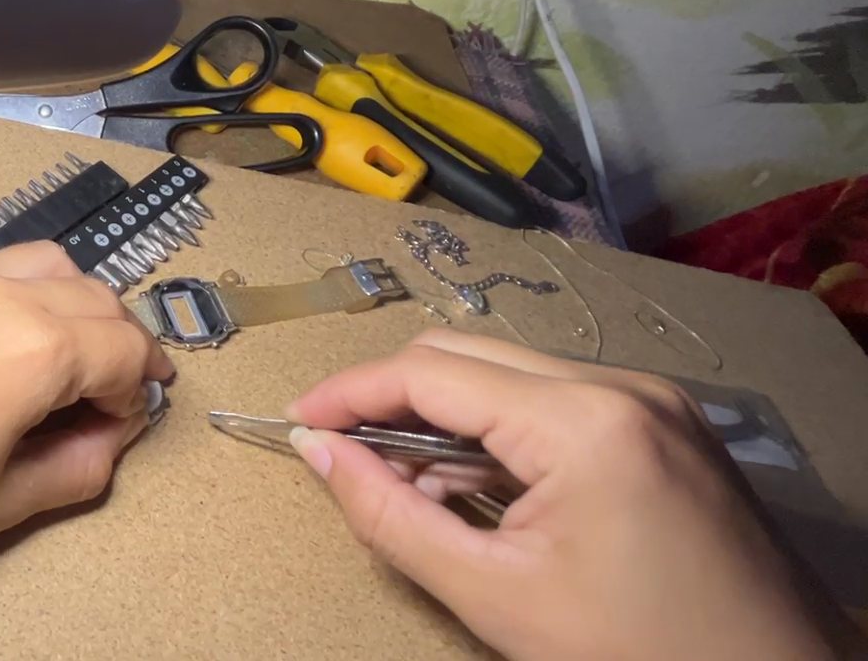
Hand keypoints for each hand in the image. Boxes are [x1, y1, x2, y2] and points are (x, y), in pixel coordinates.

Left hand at [0, 241, 172, 596]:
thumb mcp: (6, 501)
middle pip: (96, 298)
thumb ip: (81, 462)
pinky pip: (4, 264)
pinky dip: (34, 289)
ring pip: (54, 266)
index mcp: (28, 346)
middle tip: (109, 399)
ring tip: (72, 362)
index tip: (121, 427)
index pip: (123, 349)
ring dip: (80, 307)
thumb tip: (110, 433)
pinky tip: (20, 338)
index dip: (136, 392)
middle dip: (118, 346)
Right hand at [287, 328, 857, 660]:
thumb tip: (313, 448)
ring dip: (432, 415)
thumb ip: (386, 514)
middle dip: (386, 399)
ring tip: (405, 479)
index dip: (346, 392)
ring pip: (491, 372)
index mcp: (583, 421)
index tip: (297, 419)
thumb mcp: (495, 596)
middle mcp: (617, 385)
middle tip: (343, 451)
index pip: (424, 373)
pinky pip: (535, 397)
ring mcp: (645, 399)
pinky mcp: (656, 420)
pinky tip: (464, 480)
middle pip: (454, 356)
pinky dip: (482, 429)